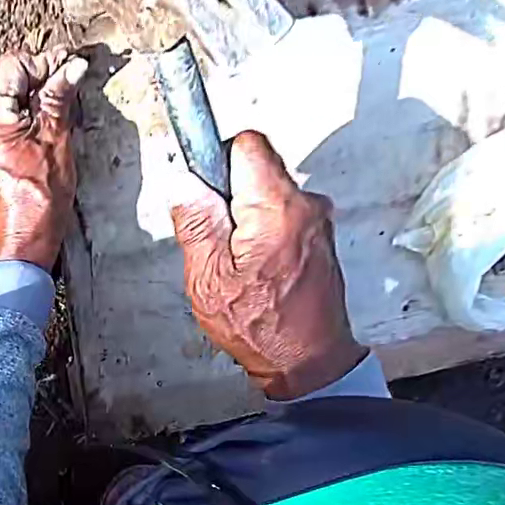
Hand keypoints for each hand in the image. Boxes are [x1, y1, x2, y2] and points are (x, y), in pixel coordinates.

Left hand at [0, 49, 88, 269]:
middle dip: (18, 74)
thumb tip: (71, 68)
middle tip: (47, 84)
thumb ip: (58, 101)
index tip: (67, 68)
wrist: (23, 246)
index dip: (43, 62)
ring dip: (8, 95)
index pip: (11, 67)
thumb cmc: (39, 204)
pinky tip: (29, 126)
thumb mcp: (57, 144)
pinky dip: (5, 116)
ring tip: (37, 105)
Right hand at [170, 131, 366, 399]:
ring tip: (238, 267)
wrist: (306, 360)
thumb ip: (197, 225)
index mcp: (277, 208)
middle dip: (228, 200)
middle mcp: (306, 205)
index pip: (246, 145)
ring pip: (268, 197)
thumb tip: (185, 183)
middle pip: (257, 170)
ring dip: (246, 222)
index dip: (216, 163)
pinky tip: (256, 272)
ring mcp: (317, 221)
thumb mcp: (208, 280)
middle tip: (218, 246)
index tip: (205, 194)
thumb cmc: (261, 328)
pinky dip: (263, 236)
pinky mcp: (319, 238)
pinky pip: (282, 219)